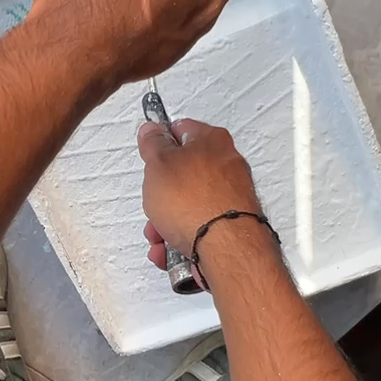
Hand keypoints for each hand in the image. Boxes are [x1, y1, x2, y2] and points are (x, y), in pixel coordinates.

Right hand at [137, 117, 263, 265]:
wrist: (226, 248)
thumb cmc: (199, 204)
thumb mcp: (159, 163)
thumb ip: (153, 143)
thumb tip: (151, 132)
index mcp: (212, 141)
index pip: (181, 130)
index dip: (160, 142)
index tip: (149, 152)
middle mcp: (227, 166)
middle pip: (182, 175)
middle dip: (161, 196)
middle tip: (154, 204)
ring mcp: (231, 198)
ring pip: (188, 206)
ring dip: (166, 223)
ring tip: (160, 236)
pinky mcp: (231, 225)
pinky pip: (199, 229)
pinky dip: (181, 240)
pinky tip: (171, 250)